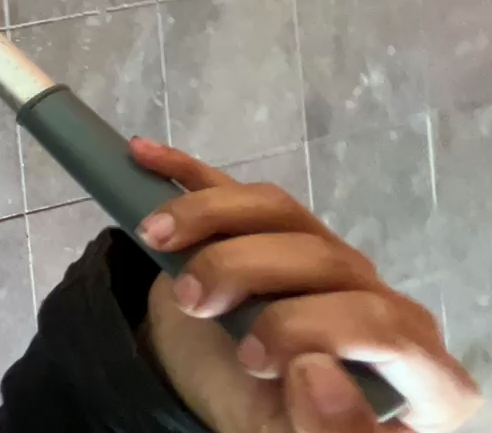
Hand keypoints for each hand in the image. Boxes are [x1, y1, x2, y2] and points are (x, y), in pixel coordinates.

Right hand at [131, 137, 480, 432]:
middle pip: (319, 256)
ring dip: (201, 215)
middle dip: (237, 269)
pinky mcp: (264, 225)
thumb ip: (333, 431)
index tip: (249, 357)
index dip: (310, 330)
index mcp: (416, 368)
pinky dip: (181, 168)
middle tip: (189, 302)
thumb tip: (319, 370)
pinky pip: (227, 183)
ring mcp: (323, 253)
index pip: (385, 327)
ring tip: (154, 239)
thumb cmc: (278, 418)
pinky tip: (143, 155)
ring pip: (273, 207)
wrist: (234, 389)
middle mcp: (381, 301)